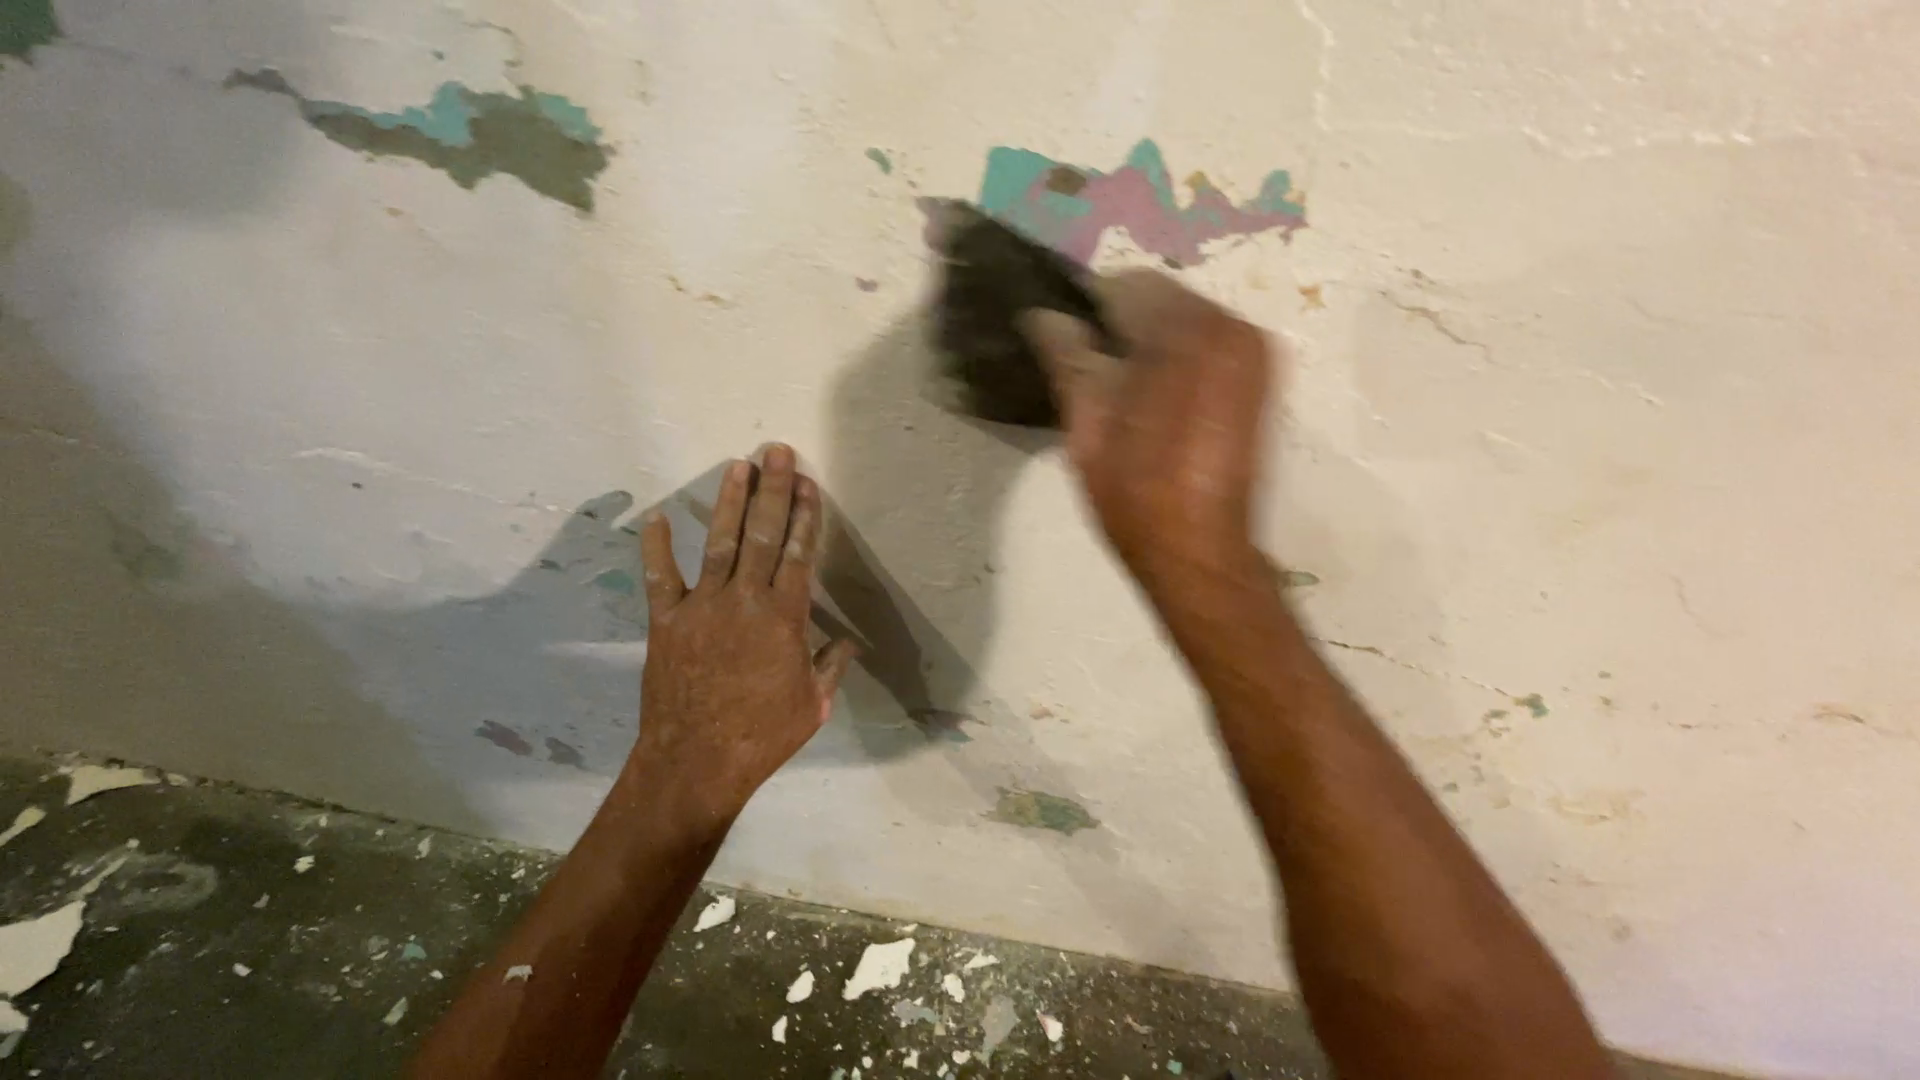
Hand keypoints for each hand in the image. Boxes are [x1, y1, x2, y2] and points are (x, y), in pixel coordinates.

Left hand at [630, 446, 858, 828]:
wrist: (696, 763)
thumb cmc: (763, 737)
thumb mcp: (814, 706)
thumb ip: (830, 667)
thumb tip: (847, 642)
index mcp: (785, 617)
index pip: (799, 553)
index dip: (805, 515)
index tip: (808, 482)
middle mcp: (745, 600)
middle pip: (763, 534)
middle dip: (773, 489)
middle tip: (776, 452)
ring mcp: (702, 607)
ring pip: (719, 544)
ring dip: (730, 502)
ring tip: (738, 466)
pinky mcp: (666, 622)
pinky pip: (660, 578)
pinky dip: (657, 548)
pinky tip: (658, 517)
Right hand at [1021, 271, 1275, 595]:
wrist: (1201, 553)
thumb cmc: (1137, 492)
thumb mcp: (1088, 422)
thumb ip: (1068, 357)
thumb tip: (1044, 315)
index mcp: (1189, 330)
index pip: (1125, 286)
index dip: (1084, 310)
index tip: (1062, 344)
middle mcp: (1232, 327)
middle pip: (1160, 299)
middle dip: (1120, 326)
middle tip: (1089, 375)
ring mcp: (1253, 353)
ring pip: (1184, 322)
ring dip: (1147, 344)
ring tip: (1120, 394)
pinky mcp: (1260, 381)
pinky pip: (1206, 347)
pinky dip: (1175, 360)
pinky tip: (1153, 403)